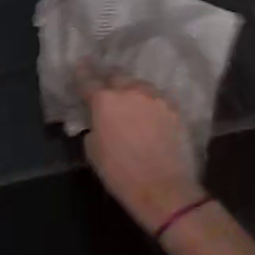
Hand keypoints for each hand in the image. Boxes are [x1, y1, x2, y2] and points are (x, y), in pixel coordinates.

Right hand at [83, 84, 206, 232]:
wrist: (162, 187)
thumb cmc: (117, 170)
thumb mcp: (92, 147)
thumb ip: (93, 124)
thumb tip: (97, 119)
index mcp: (104, 99)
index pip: (87, 79)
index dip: (81, 73)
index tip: (79, 66)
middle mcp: (130, 91)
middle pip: (116, 75)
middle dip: (108, 79)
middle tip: (104, 86)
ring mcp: (156, 99)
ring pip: (139, 85)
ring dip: (130, 89)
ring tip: (128, 100)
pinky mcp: (175, 110)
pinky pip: (157, 99)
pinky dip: (148, 102)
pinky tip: (147, 113)